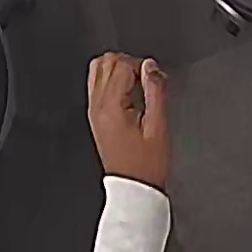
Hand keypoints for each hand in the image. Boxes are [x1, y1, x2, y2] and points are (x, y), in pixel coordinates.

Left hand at [86, 52, 169, 189]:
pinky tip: (127, 93)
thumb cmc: (146, 164)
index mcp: (111, 108)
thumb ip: (155, 90)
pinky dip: (111, 79)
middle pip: (107, 61)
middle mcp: (97, 107)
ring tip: (136, 86)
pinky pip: (96, 83)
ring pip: (98, 68)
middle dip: (129, 64)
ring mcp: (93, 111)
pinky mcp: (95, 116)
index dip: (141, 66)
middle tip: (146, 81)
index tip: (154, 79)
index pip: (121, 65)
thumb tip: (151, 66)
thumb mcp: (158, 126)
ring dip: (119, 69)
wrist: (133, 190)